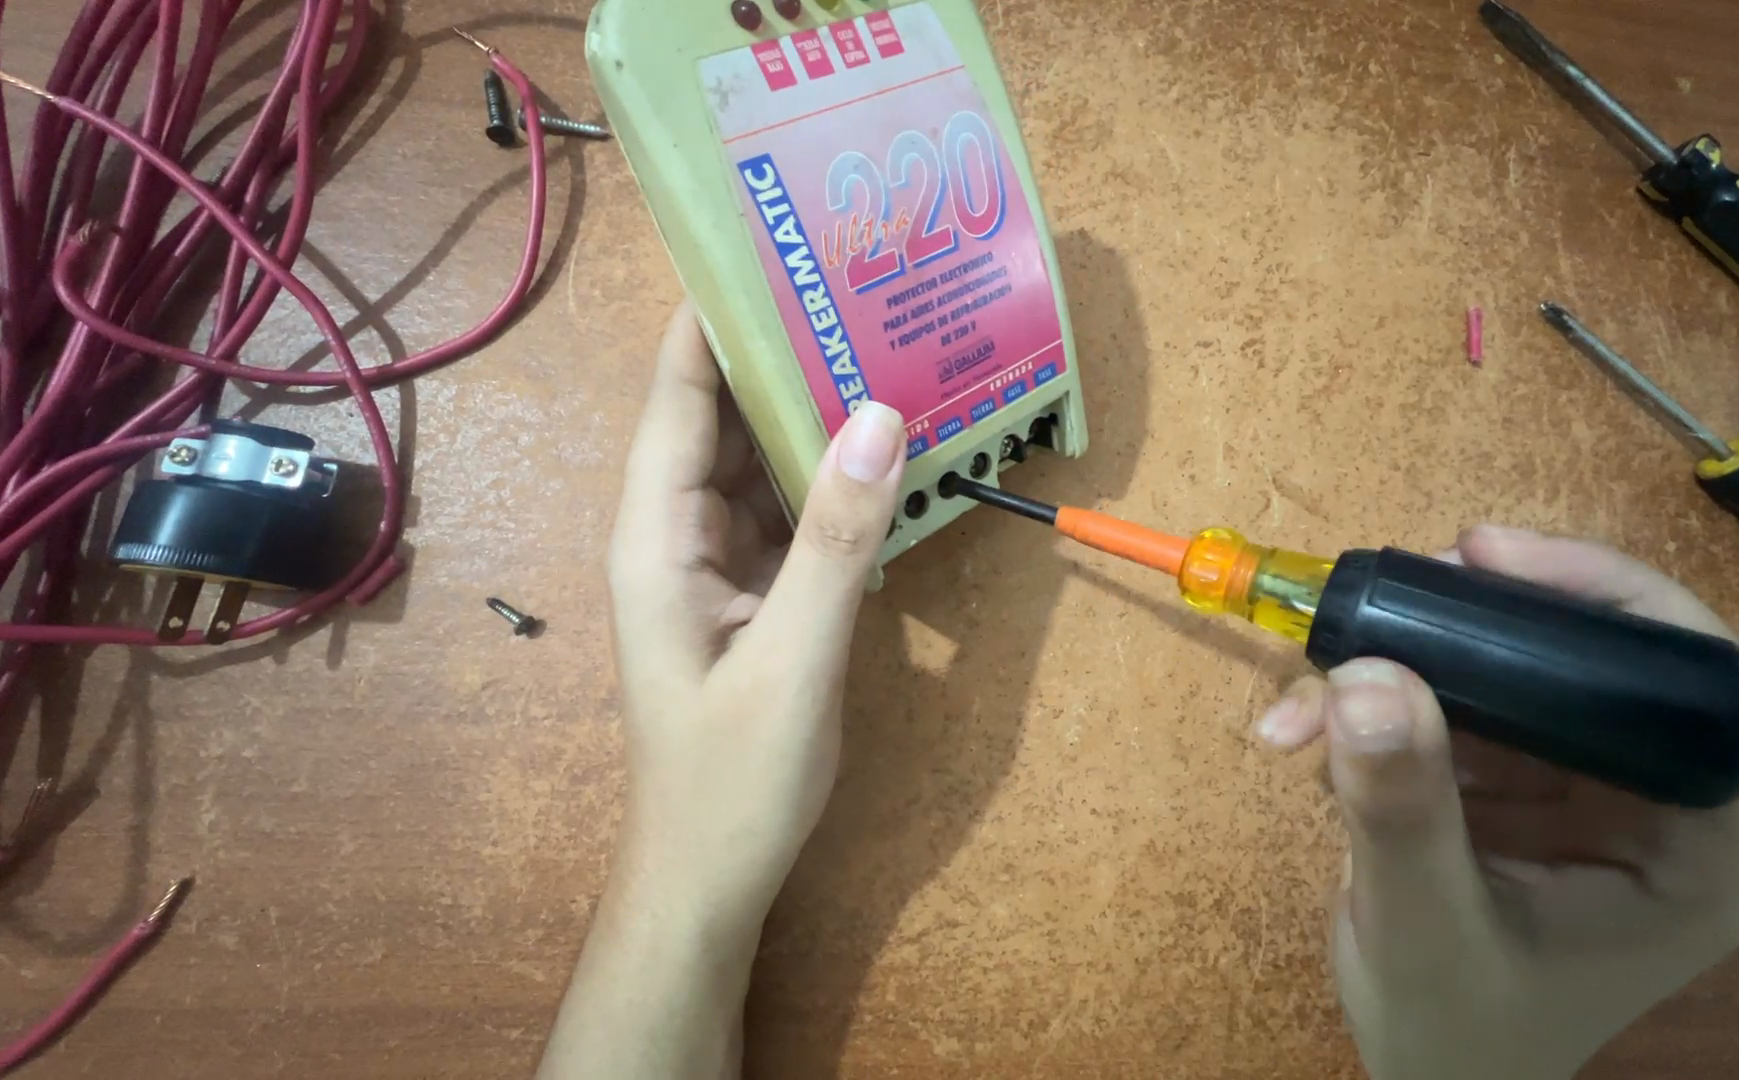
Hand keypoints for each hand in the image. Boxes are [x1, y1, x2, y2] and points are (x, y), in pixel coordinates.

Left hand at [608, 302, 904, 934]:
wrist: (714, 873)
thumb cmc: (737, 776)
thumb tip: (880, 416)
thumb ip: (837, 541)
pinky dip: (831, 480)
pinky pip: (791, 513)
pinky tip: (882, 455)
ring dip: (813, 417)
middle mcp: (680, 533)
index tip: (771, 249)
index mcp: (659, 536)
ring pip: (761, 465)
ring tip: (881, 354)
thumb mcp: (796, 657)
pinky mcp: (757, 591)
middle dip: (781, 358)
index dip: (712, 319)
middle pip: (722, 420)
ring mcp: (719, 563)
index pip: (679, 398)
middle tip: (855, 295)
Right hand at [1255, 525, 1738, 1079]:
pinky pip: (1420, 706)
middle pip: (1563, 659)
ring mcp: (1545, 782)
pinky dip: (1350, 708)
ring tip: (1296, 710)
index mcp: (1685, 839)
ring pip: (1474, 675)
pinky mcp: (1478, 779)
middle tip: (1372, 601)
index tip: (1485, 558)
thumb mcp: (1424, 921)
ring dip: (1378, 670)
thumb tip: (1364, 677)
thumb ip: (1401, 808)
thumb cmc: (1453, 1023)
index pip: (1685, 684)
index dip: (1602, 600)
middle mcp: (1626, 793)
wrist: (1413, 1060)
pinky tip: (1296, 739)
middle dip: (1456, 628)